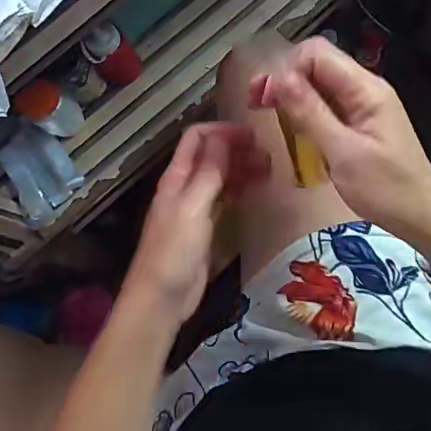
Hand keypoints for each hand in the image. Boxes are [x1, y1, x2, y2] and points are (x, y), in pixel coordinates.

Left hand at [125, 122, 269, 321]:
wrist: (161, 300)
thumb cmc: (173, 252)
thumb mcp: (192, 208)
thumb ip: (209, 173)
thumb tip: (225, 138)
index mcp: (177, 177)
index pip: (197, 138)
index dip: (223, 131)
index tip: (252, 135)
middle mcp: (186, 186)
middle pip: (212, 155)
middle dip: (238, 148)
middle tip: (268, 154)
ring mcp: (196, 206)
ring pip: (221, 175)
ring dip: (243, 167)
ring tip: (270, 168)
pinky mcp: (206, 226)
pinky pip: (226, 198)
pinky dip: (241, 188)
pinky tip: (258, 189)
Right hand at [251, 38, 430, 238]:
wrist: (424, 219)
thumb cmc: (387, 190)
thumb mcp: (343, 152)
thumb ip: (309, 112)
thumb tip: (277, 78)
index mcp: (366, 89)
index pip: (316, 53)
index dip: (285, 69)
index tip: (262, 97)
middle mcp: (365, 89)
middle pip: (316, 65)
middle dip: (284, 80)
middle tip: (258, 106)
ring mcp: (364, 106)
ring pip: (320, 85)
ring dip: (293, 97)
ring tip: (270, 117)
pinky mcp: (360, 124)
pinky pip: (327, 106)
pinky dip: (306, 113)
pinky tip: (294, 131)